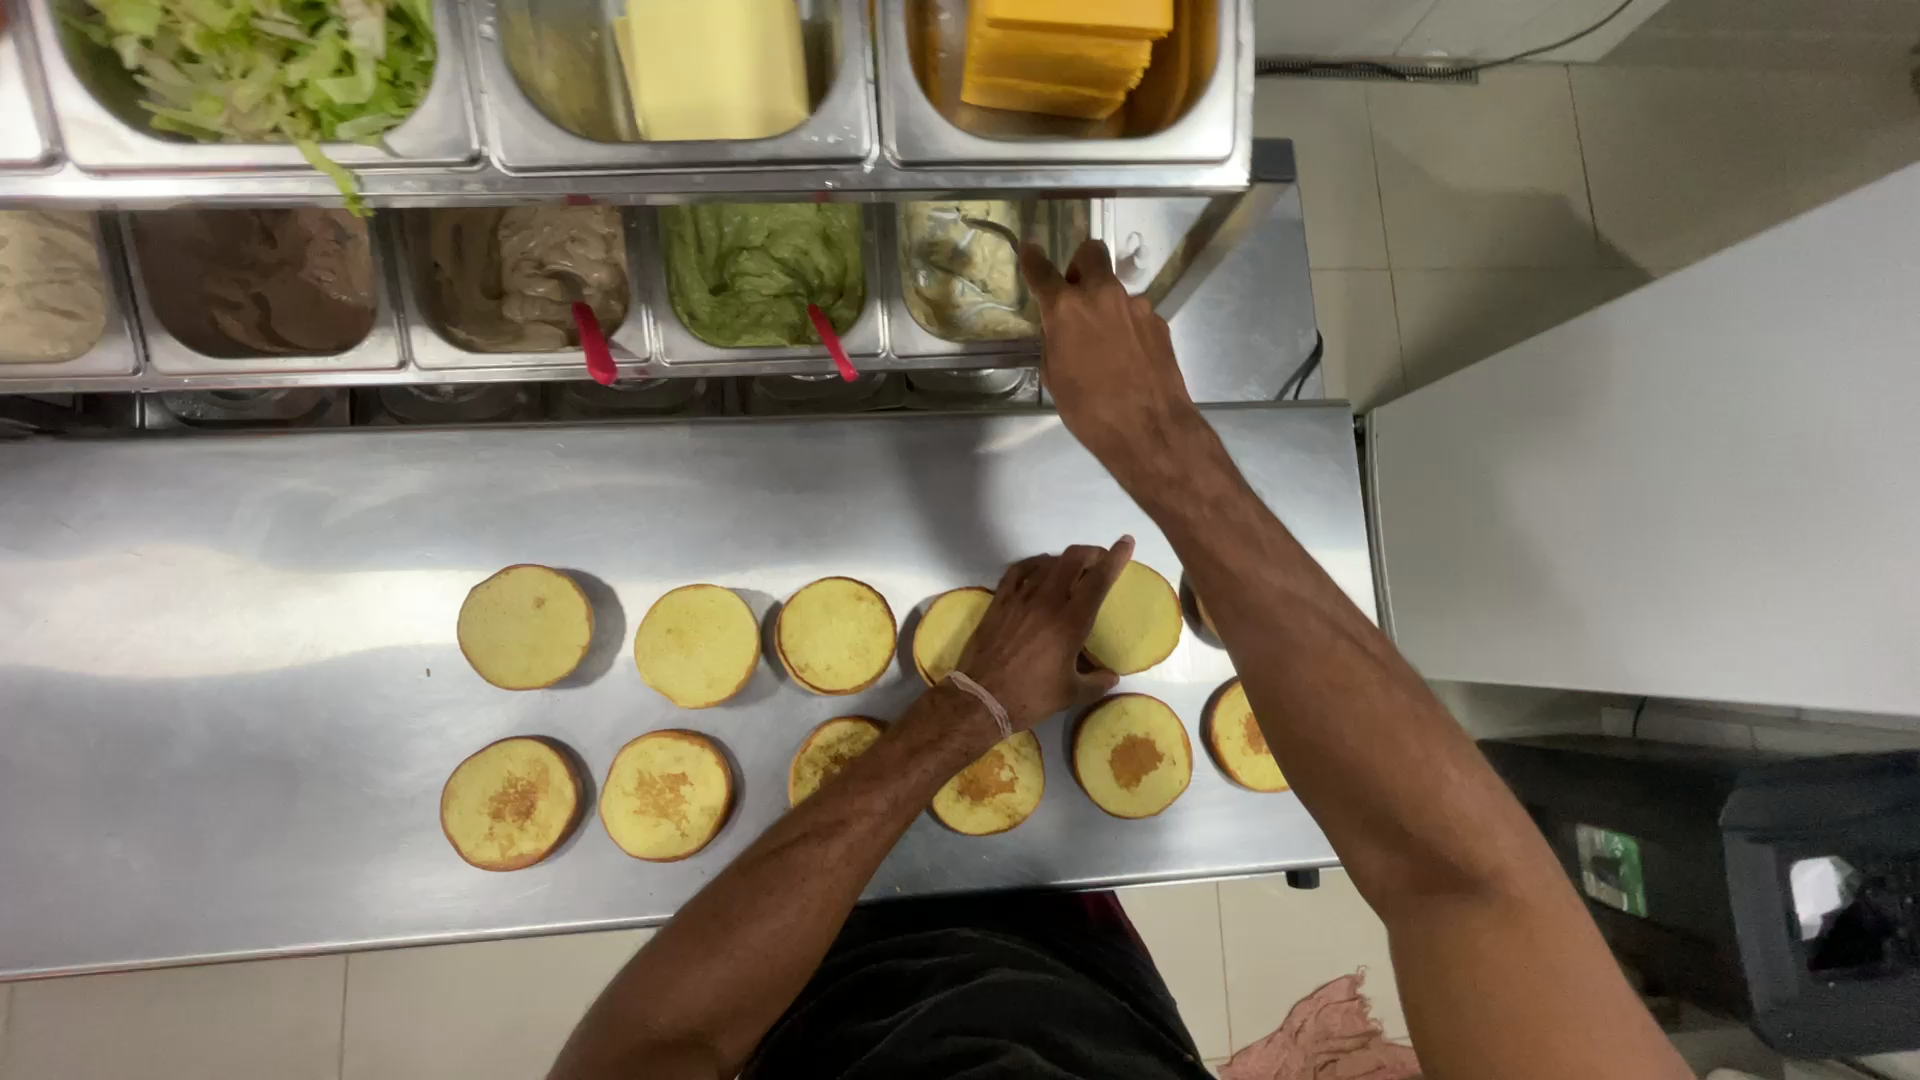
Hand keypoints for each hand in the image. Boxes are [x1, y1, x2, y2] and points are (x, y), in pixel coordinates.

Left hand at [953, 536, 1136, 734]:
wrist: (982, 698)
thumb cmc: (1031, 697)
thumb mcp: (1072, 694)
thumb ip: (1098, 682)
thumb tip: (1112, 676)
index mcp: (1071, 622)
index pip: (1098, 579)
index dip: (1115, 558)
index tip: (1125, 542)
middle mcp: (1047, 601)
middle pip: (1072, 559)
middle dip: (1091, 553)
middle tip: (1099, 561)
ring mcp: (1020, 598)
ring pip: (1046, 563)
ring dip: (1064, 561)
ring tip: (1071, 571)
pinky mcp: (999, 601)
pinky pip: (1017, 571)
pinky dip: (1033, 564)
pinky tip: (1038, 568)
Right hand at [1021, 240, 1203, 465]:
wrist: (1148, 428)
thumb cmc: (1089, 410)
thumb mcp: (1055, 378)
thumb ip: (1055, 343)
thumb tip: (1060, 330)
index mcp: (1067, 309)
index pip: (1043, 272)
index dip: (1033, 259)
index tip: (1030, 250)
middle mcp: (1103, 297)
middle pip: (1091, 255)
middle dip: (1080, 266)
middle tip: (1075, 294)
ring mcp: (1136, 307)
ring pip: (1115, 292)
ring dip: (1105, 307)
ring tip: (1104, 347)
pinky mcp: (1159, 323)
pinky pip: (1135, 317)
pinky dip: (1126, 329)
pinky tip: (1127, 360)